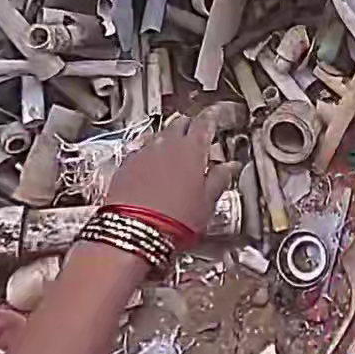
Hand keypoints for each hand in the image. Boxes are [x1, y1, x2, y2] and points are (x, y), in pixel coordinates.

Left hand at [104, 112, 237, 239]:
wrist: (132, 235)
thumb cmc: (174, 221)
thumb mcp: (207, 202)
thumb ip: (219, 178)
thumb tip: (230, 167)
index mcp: (192, 148)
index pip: (206, 121)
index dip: (213, 118)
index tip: (217, 119)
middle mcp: (167, 143)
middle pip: (181, 123)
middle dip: (191, 128)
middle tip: (199, 142)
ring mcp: (143, 152)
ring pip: (160, 136)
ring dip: (169, 143)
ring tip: (176, 161)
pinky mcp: (124, 166)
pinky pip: (141, 152)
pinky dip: (150, 157)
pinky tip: (153, 173)